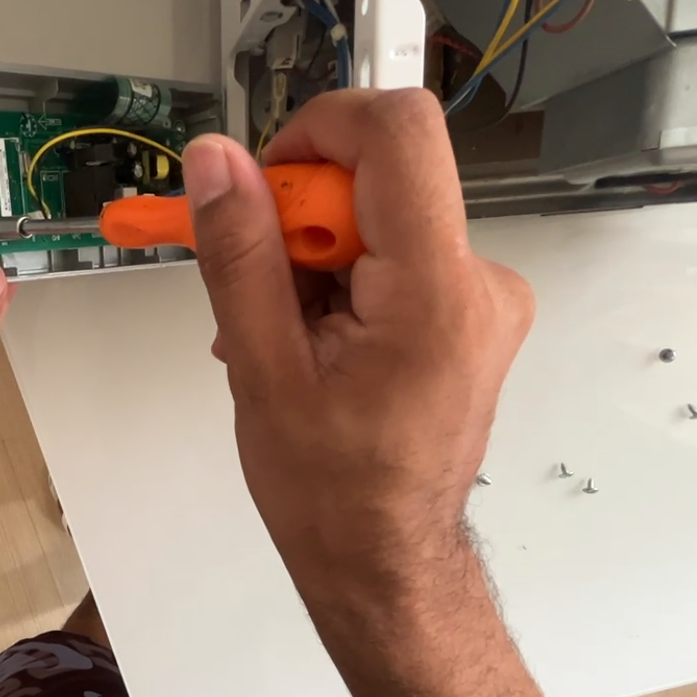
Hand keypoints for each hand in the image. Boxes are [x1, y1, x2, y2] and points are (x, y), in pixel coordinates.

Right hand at [183, 90, 532, 598]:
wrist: (382, 563)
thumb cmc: (324, 492)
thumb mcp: (263, 370)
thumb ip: (240, 257)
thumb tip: (215, 162)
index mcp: (437, 292)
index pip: (395, 133)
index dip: (313, 135)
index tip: (254, 192)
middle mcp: (482, 281)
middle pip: (378, 185)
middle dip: (295, 228)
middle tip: (250, 302)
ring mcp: (482, 301)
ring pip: (377, 227)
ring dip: (308, 268)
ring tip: (273, 344)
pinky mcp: (467, 319)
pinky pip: (391, 265)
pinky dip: (336, 289)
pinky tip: (305, 347)